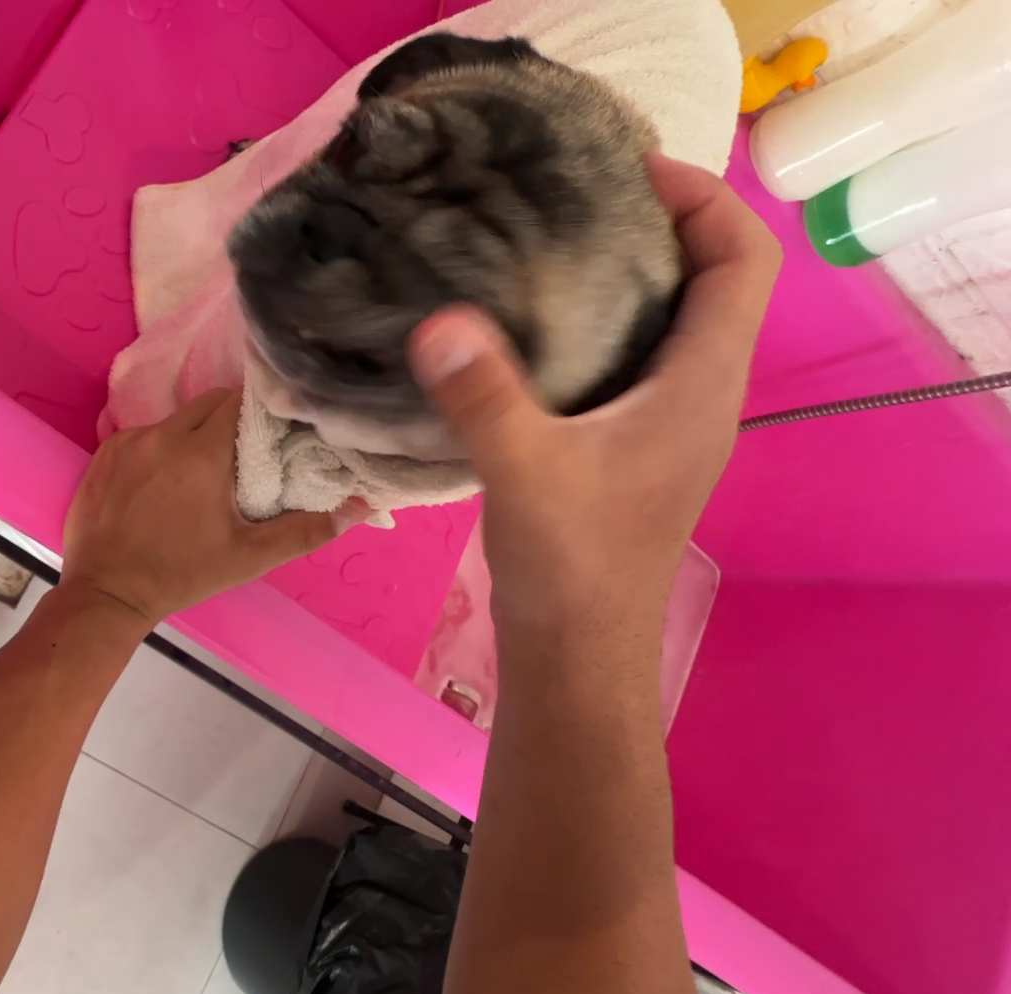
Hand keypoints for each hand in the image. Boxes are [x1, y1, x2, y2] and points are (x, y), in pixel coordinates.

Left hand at [61, 388, 370, 624]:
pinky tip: (161, 481)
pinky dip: (157, 449)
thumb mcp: (248, 557)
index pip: (239, 402)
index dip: (259, 412)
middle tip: (241, 454)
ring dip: (191, 435)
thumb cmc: (181, 575)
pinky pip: (141, 435)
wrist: (106, 593)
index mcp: (200, 454)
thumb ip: (305, 530)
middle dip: (228, 420)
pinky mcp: (103, 453)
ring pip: (173, 419)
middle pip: (207, 404)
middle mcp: (161, 436)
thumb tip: (360, 507)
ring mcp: (127, 442)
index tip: (271, 431)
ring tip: (200, 472)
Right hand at [405, 156, 781, 632]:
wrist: (574, 639)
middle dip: (649, 230)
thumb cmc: (570, 557)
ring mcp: (658, 423)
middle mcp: (693, 394)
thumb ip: (484, 397)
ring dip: (614, 282)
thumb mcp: (524, 471)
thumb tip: (437, 321)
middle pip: (701, 284)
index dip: (702, 202)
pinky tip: (521, 337)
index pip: (740, 262)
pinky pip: (618, 364)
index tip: (628, 169)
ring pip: (657, 325)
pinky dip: (585, 331)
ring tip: (539, 255)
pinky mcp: (621, 446)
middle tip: (566, 204)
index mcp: (699, 383)